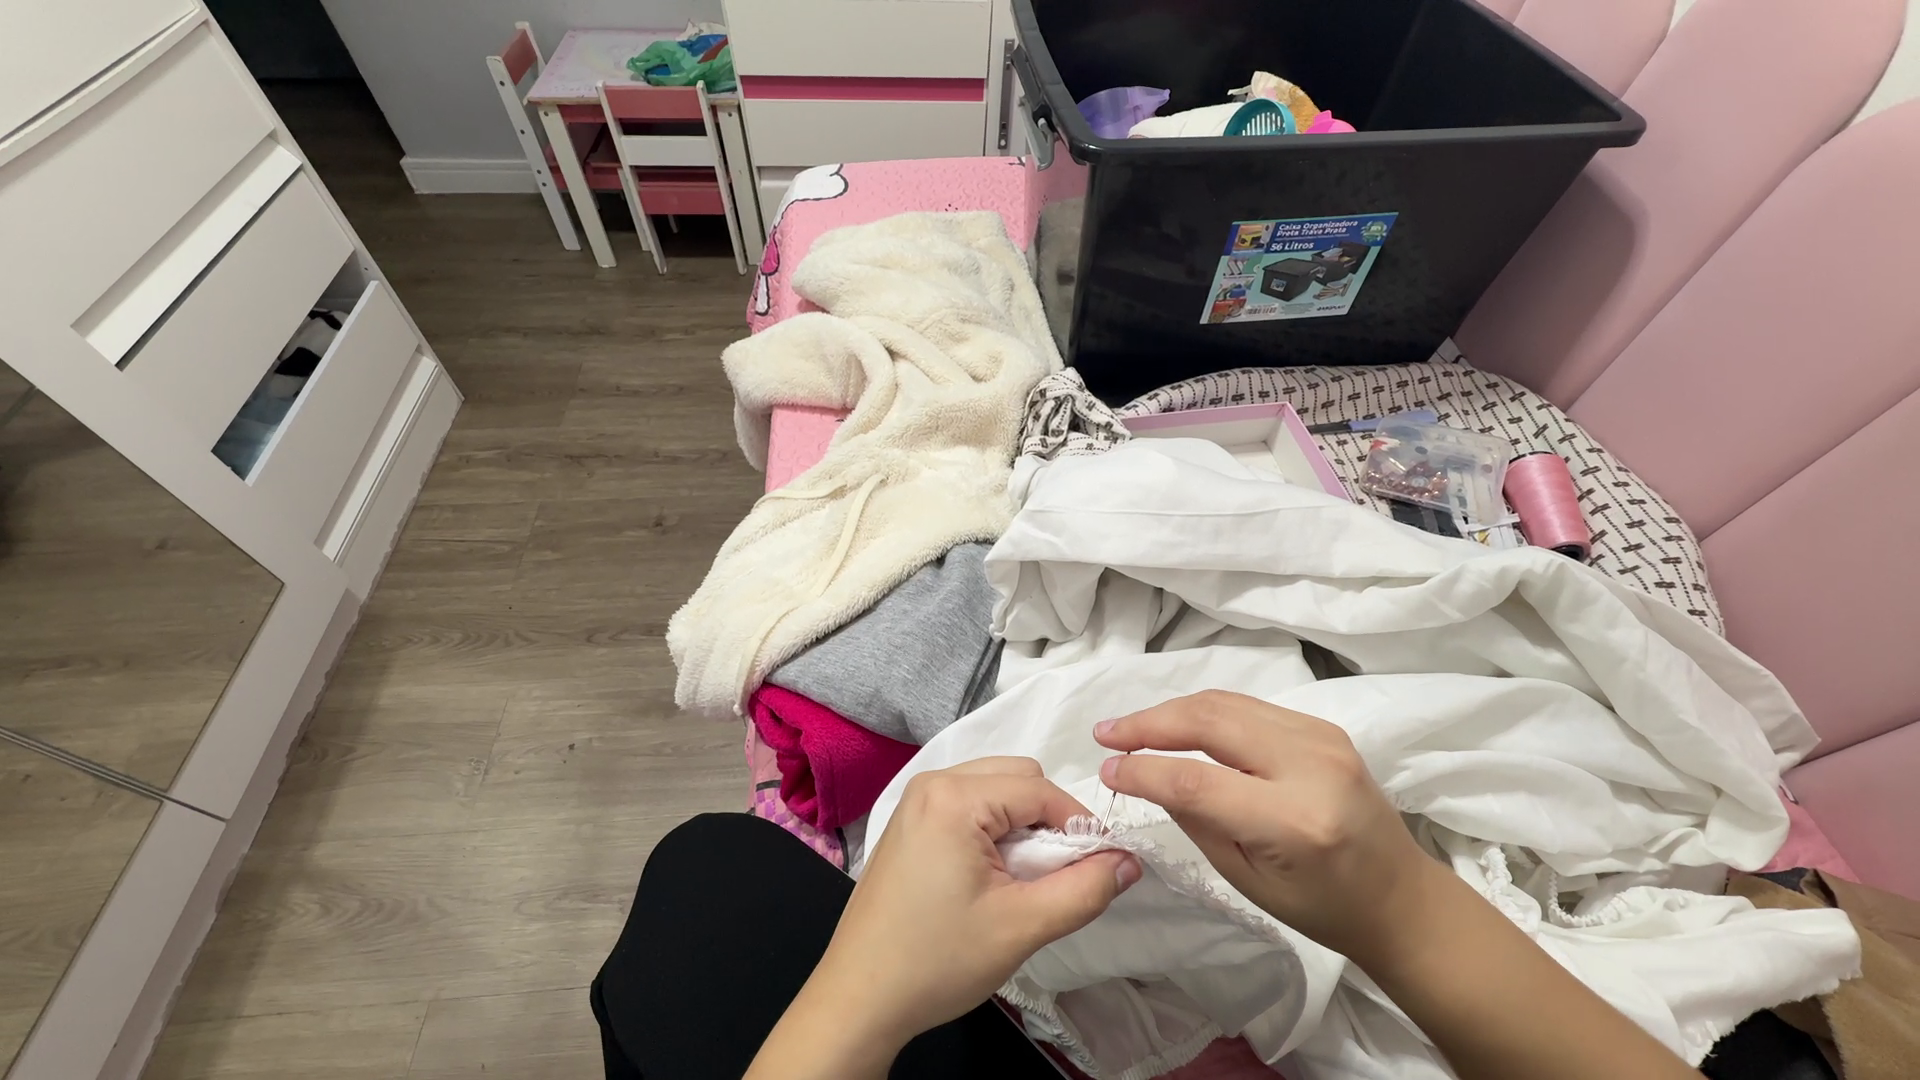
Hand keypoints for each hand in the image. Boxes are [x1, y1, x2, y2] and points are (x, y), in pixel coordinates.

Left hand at [808, 758, 1141, 1051]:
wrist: (860, 997)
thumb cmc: (938, 960)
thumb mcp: (1021, 927)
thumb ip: (1084, 889)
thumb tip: (1128, 861)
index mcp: (954, 797)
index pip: (1039, 789)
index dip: (1078, 824)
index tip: (1101, 865)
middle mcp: (932, 783)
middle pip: (1017, 776)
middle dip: (1048, 819)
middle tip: (1055, 874)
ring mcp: (916, 800)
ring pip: (995, 788)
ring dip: (1022, 823)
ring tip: (1024, 878)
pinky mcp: (910, 822)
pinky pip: (969, 803)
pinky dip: (994, 827)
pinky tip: (992, 875)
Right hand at [1095, 691, 1442, 964]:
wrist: (1401, 897)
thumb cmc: (1323, 907)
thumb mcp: (1247, 878)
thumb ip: (1195, 819)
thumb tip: (1146, 776)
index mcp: (1295, 820)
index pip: (1197, 779)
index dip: (1143, 770)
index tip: (1105, 769)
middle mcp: (1311, 765)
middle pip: (1209, 721)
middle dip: (1149, 723)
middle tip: (1106, 734)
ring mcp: (1322, 738)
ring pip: (1225, 703)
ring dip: (1171, 711)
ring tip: (1131, 727)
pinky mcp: (1322, 727)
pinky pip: (1247, 707)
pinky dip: (1203, 712)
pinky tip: (1177, 725)